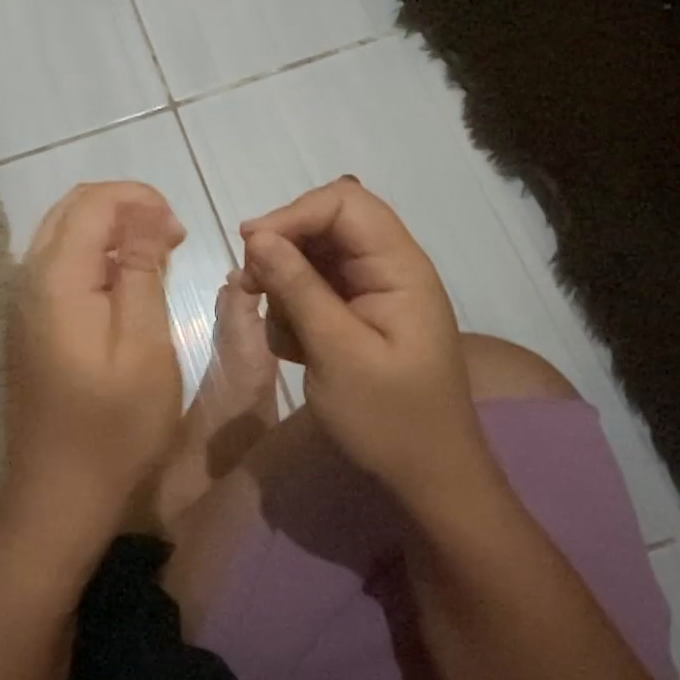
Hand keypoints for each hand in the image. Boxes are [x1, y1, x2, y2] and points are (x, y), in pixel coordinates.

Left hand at [0, 182, 186, 557]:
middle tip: (172, 241)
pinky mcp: (26, 328)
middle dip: (125, 210)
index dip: (141, 199)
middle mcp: (27, 280)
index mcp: (54, 278)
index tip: (181, 232)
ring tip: (156, 261)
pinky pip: (57, 268)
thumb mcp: (145, 344)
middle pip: (72, 211)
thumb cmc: (115, 427)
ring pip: (62, 236)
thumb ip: (141, 269)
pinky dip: (93, 259)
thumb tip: (145, 212)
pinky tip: (124, 290)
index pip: (93, 202)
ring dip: (110, 233)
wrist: (59, 496)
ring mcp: (21, 306)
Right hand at [237, 177, 498, 503]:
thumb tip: (257, 237)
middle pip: (325, 225)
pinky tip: (295, 351)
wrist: (429, 477)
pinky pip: (315, 291)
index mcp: (400, 267)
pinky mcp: (360, 316)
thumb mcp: (337, 354)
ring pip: (313, 258)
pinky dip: (294, 312)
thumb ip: (299, 289)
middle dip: (282, 251)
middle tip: (251, 290)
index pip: (344, 202)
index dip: (293, 214)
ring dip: (284, 288)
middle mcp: (389, 268)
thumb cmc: (390, 419)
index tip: (250, 248)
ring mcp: (374, 292)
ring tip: (282, 336)